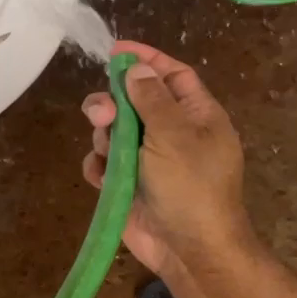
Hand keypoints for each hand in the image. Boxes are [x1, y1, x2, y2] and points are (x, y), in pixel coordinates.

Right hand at [81, 41, 255, 279]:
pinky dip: (98, 167)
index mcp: (197, 117)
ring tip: (109, 156)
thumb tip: (137, 69)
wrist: (188, 247)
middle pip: (132, 102)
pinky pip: (102, 163)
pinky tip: (103, 178)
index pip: (171, 76)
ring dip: (104, 139)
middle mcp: (172, 134)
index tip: (115, 50)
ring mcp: (147, 160)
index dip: (146, 60)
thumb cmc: (191, 188)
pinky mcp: (126, 183)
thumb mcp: (174, 136)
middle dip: (112, 105)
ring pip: (112, 132)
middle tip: (101, 115)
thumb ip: (151, 100)